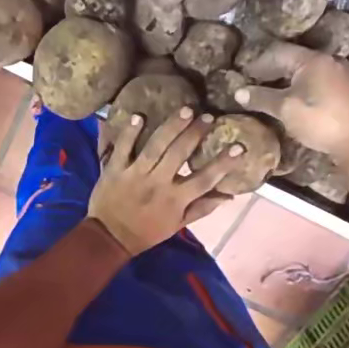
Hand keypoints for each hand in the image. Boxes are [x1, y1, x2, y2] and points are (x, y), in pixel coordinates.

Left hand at [87, 107, 241, 254]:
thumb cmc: (147, 231)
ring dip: (171, 126)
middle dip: (196, 133)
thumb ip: (203, 207)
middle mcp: (157, 183)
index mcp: (176, 199)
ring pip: (155, 146)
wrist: (109, 237)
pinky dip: (129, 132)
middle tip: (208, 116)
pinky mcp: (114, 168)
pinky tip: (139, 115)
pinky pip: (122, 147)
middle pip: (180, 154)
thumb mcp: (178, 224)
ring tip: (186, 110)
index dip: (223, 163)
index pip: (205, 179)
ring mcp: (135, 174)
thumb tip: (229, 195)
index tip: (239, 146)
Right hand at [234, 43, 348, 161]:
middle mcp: (331, 61)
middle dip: (273, 73)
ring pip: (309, 74)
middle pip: (295, 61)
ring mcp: (344, 76)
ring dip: (289, 83)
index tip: (243, 76)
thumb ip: (262, 97)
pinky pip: (321, 84)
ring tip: (272, 96)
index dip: (258, 63)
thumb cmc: (320, 120)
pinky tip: (297, 103)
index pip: (278, 52)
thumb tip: (238, 91)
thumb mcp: (285, 109)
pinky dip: (305, 90)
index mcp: (313, 59)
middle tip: (254, 86)